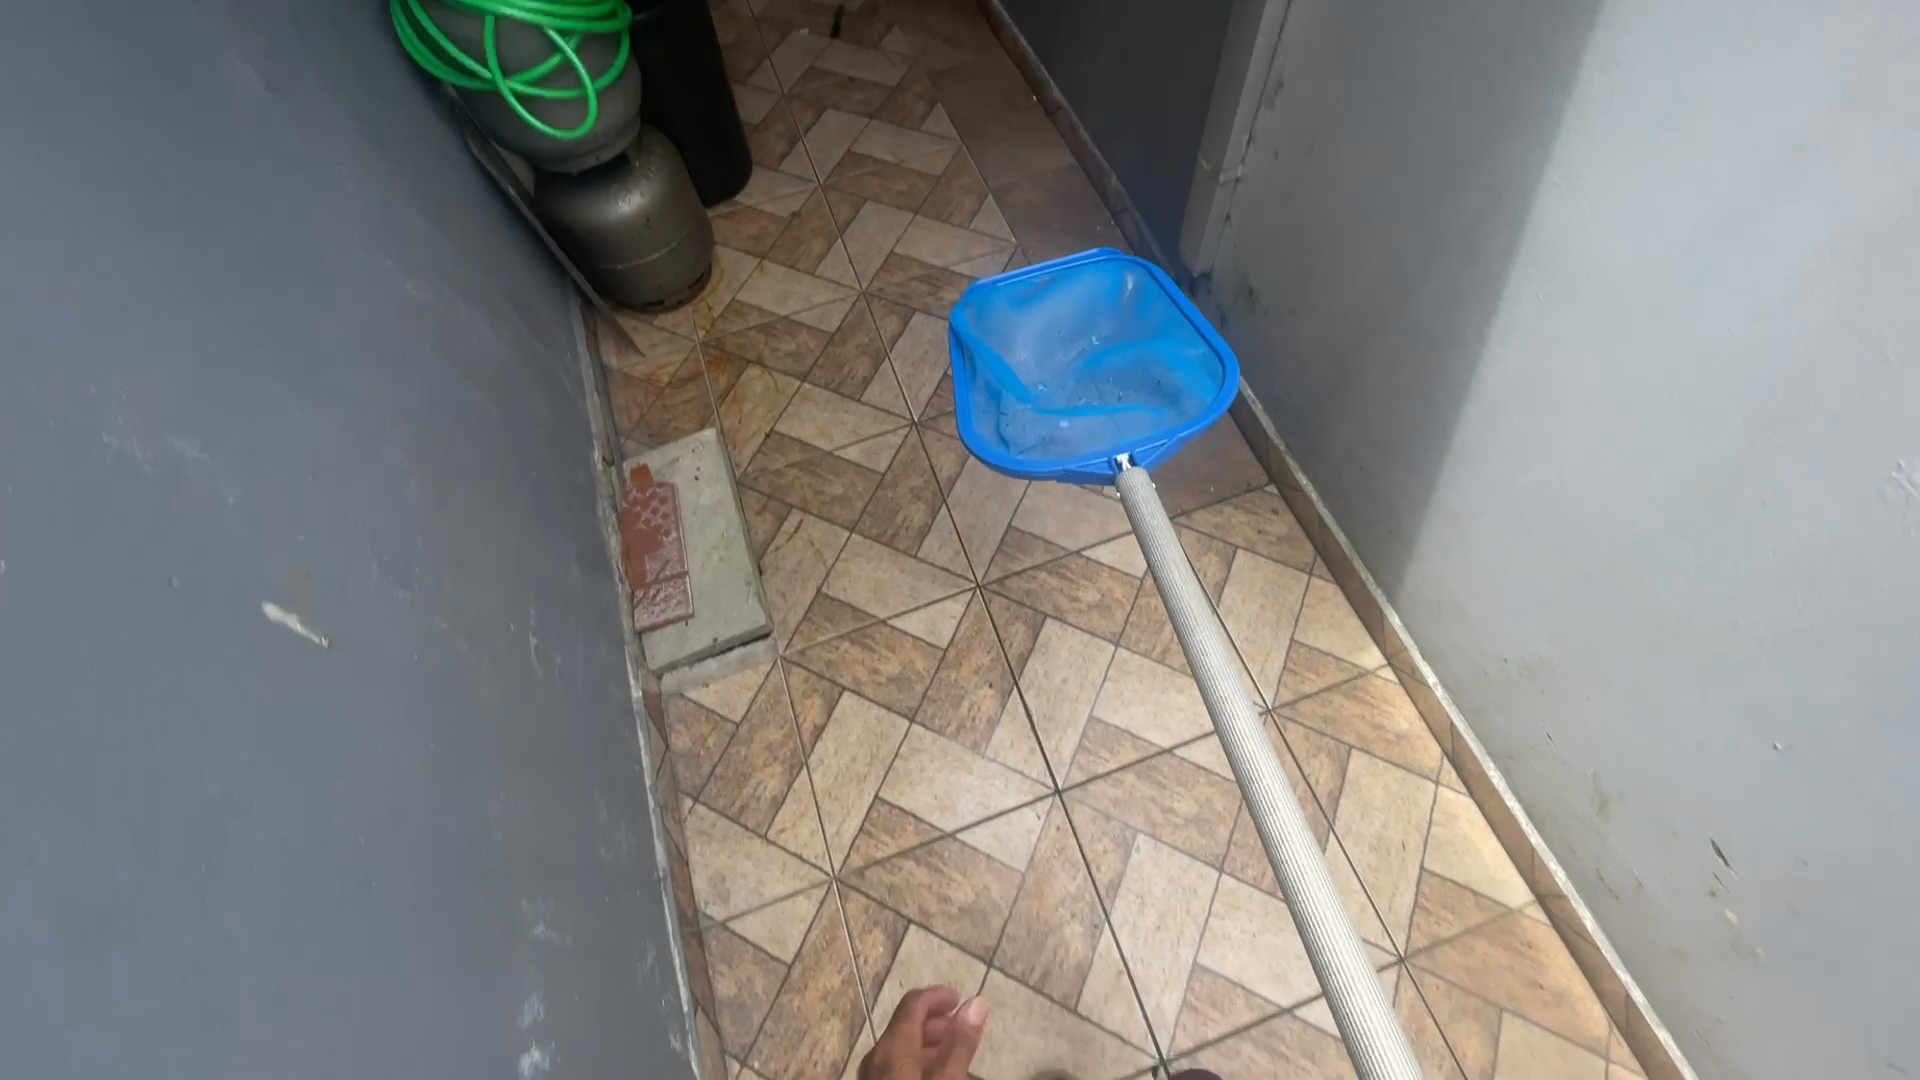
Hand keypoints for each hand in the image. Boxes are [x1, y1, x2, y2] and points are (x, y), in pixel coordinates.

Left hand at [858, 986, 988, 1079]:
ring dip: (925, 1039)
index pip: (914, 1001)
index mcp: (893, 1044)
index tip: (960, 999)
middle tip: (959, 1025)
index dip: (938, 995)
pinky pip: (892, 1062)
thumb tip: (976, 1002)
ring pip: (899, 1044)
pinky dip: (913, 1056)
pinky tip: (929, 1072)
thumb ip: (960, 1043)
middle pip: (905, 1021)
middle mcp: (876, 1053)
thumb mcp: (946, 1079)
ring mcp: (870, 1074)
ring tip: (949, 1051)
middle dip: (934, 1018)